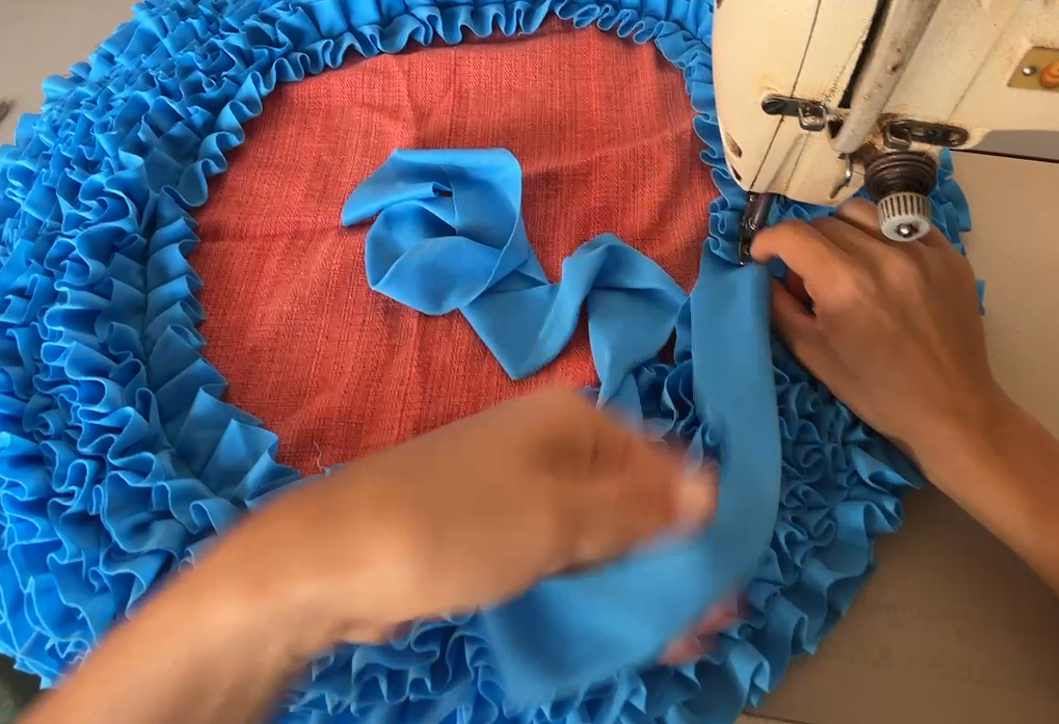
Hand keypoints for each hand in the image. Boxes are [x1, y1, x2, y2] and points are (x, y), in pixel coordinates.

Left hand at [203, 387, 717, 652]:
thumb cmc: (455, 526)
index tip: (725, 582)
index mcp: (572, 422)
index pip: (660, 462)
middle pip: (631, 497)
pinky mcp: (496, 527)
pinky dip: (588, 583)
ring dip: (632, 577)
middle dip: (667, 557)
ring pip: (597, 529)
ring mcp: (521, 486)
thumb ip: (637, 507)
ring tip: (671, 635)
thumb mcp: (557, 517)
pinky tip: (610, 620)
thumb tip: (711, 487)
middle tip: (703, 623)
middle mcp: (551, 444)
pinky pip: (559, 551)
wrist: (332, 559)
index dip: (696, 519)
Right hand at [750, 199, 1007, 475]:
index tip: (764, 258)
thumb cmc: (875, 389)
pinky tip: (883, 266)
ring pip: (860, 213)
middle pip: (823, 222)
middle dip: (803, 245)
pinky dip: (881, 236)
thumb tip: (764, 273)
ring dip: (840, 231)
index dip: (767, 242)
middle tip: (808, 278)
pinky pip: (901, 223)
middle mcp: (883, 258)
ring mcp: (922, 252)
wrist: (952, 410)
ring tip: (846, 264)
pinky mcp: (949, 254)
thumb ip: (778, 306)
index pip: (792, 234)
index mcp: (845, 286)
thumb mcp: (812, 353)